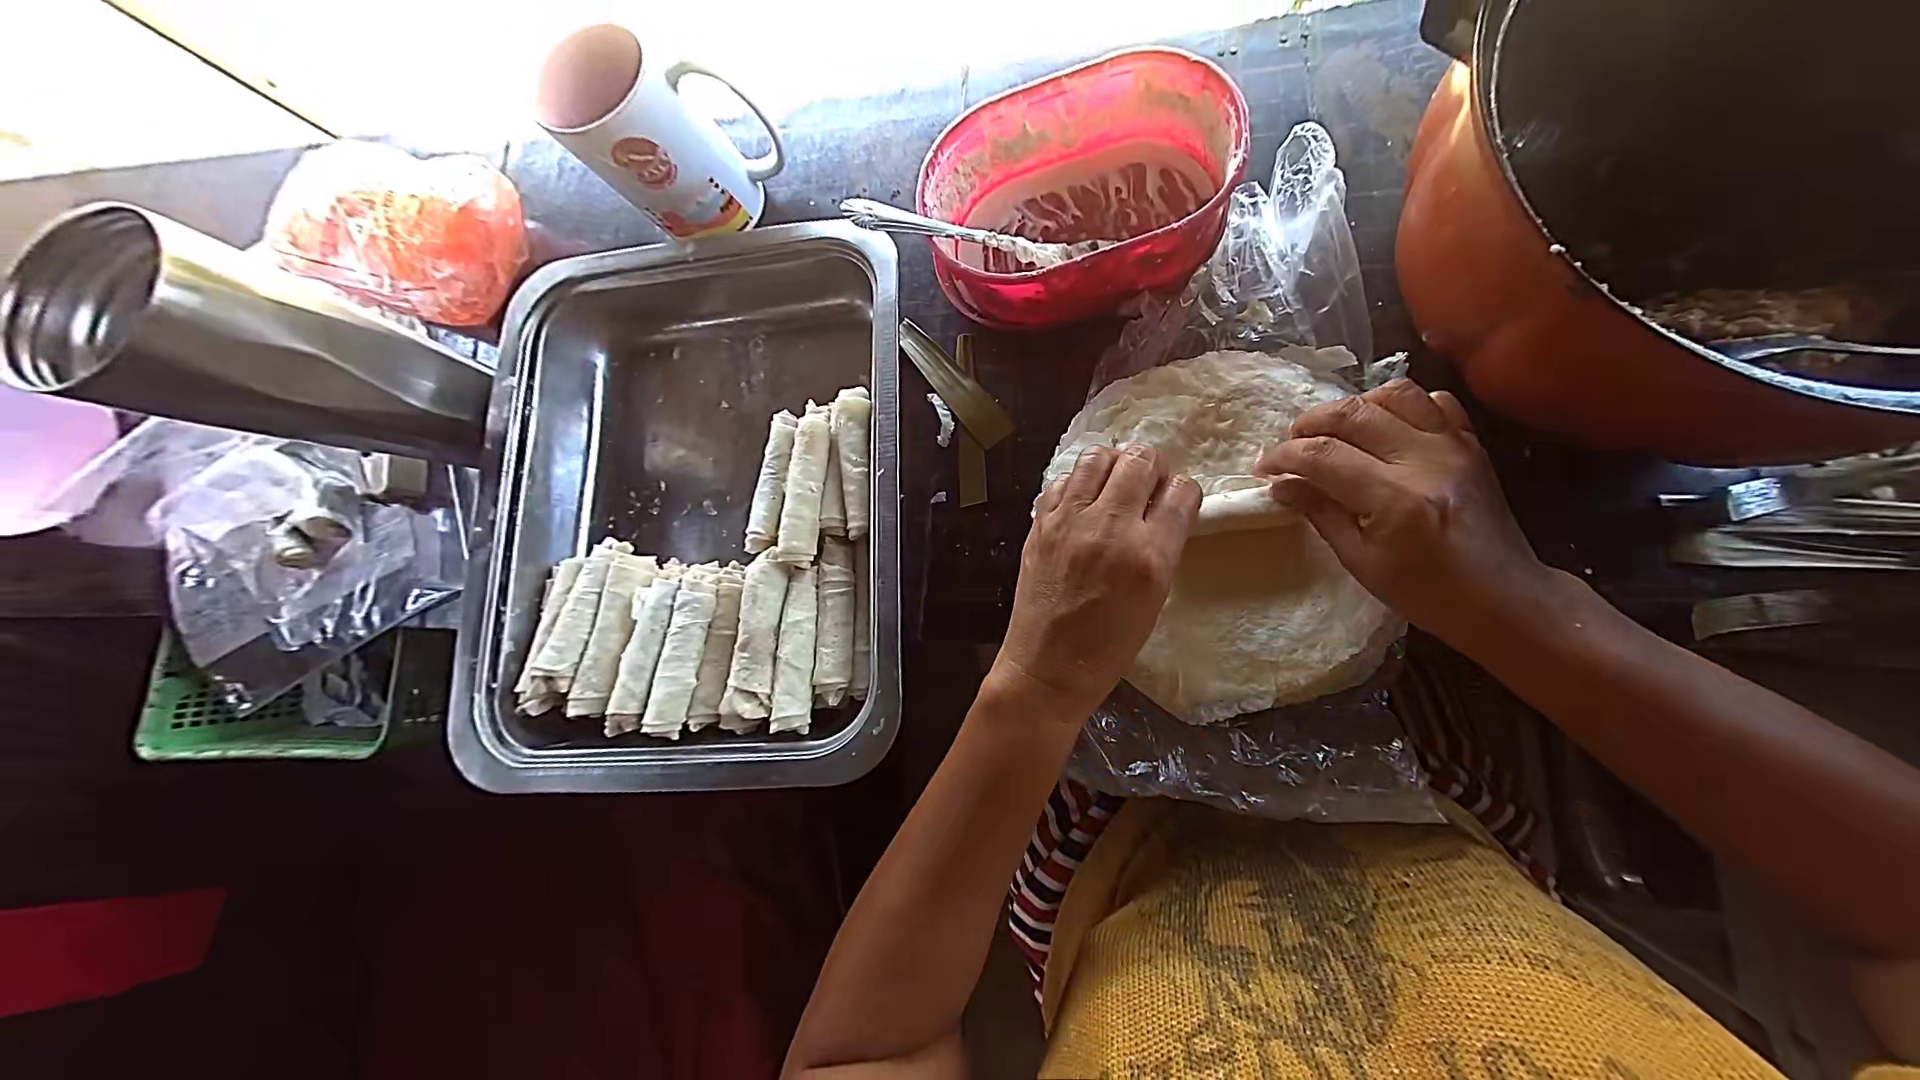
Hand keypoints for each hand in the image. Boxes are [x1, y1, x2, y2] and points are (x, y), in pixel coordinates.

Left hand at [996, 445, 1200, 719]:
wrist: (1047, 666)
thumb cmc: (1108, 647)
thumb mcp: (1155, 600)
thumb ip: (1162, 548)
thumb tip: (1163, 510)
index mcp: (1149, 556)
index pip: (1180, 493)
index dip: (1183, 492)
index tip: (1176, 499)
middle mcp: (1110, 528)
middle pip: (1140, 461)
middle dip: (1153, 467)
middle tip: (1149, 484)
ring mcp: (1070, 521)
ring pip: (1098, 457)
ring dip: (1114, 464)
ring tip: (1115, 484)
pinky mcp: (1041, 524)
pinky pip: (1064, 480)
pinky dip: (1078, 482)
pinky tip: (1083, 502)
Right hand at [1255, 378, 1561, 648]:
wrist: (1503, 597)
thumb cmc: (1424, 591)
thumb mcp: (1358, 560)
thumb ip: (1319, 512)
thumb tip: (1281, 485)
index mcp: (1395, 499)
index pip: (1322, 455)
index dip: (1283, 456)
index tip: (1263, 468)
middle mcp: (1426, 461)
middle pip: (1352, 413)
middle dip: (1308, 425)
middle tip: (1290, 447)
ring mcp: (1454, 446)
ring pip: (1393, 393)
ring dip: (1352, 407)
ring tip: (1333, 432)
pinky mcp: (1470, 443)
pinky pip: (1433, 401)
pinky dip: (1400, 406)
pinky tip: (1381, 429)